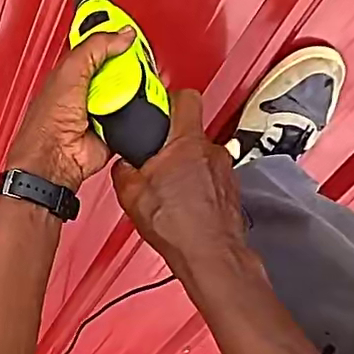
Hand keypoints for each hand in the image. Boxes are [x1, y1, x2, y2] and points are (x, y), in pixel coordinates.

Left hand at [4, 28, 135, 190]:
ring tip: (130, 88)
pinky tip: (132, 108)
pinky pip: (135, 114)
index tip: (129, 29)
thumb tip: (122, 34)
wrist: (55, 160)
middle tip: (135, 61)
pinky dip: (138, 111)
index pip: (98, 45)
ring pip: (130, 90)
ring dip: (135, 88)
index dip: (113, 35)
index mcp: (73, 71)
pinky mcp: (115, 128)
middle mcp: (88, 89)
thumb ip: (95, 48)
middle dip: (130, 63)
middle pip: (119, 66)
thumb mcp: (69, 72)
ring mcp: (103, 108)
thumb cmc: (47, 124)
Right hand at [113, 89, 250, 277]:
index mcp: (186, 144)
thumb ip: (124, 171)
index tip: (156, 106)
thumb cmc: (179, 228)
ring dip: (185, 164)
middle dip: (171, 140)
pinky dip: (197, 183)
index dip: (169, 98)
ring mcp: (224, 169)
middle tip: (155, 158)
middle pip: (189, 129)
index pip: (186, 97)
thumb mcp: (132, 196)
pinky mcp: (230, 187)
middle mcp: (211, 151)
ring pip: (200, 154)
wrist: (210, 255)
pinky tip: (183, 201)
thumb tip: (123, 165)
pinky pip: (209, 174)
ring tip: (169, 186)